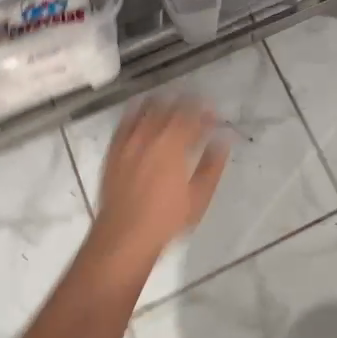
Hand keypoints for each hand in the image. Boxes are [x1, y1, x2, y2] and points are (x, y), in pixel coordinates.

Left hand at [89, 96, 229, 269]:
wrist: (124, 235)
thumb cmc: (166, 219)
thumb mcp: (199, 196)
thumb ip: (212, 164)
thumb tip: (223, 141)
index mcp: (174, 145)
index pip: (193, 117)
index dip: (206, 112)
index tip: (214, 115)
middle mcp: (150, 135)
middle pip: (170, 107)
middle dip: (186, 103)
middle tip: (196, 106)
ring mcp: (129, 140)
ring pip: (146, 109)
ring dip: (162, 102)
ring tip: (171, 103)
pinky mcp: (114, 149)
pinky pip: (125, 121)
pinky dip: (136, 112)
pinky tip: (142, 113)